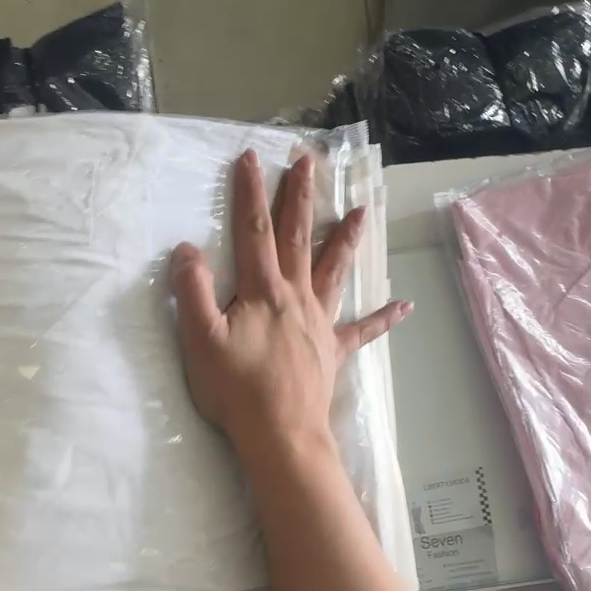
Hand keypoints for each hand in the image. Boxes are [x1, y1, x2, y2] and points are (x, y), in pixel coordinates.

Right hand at [169, 151, 409, 461]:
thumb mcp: (201, 340)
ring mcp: (318, 324)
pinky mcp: (331, 352)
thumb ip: (193, 293)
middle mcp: (295, 298)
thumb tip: (186, 249)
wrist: (280, 433)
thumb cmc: (236, 390)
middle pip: (298, 239)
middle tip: (308, 162)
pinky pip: (361, 332)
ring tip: (361, 211)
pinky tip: (403, 307)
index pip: (253, 233)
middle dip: (299, 199)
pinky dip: (382, 318)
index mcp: (262, 292)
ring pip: (333, 272)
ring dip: (345, 240)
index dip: (250, 194)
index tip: (250, 158)